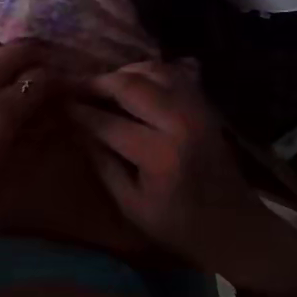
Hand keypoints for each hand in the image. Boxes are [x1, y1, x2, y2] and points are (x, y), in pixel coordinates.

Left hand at [0, 36, 56, 252]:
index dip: (59, 81)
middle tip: (45, 66)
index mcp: (3, 109)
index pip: (42, 79)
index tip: (64, 87)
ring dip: (6, 51)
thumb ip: (34, 140)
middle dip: (39, 55)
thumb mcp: (4, 173)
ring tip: (9, 67)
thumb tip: (55, 118)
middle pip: (20, 49)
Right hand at [69, 60, 296, 296]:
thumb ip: (104, 164)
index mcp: (159, 155)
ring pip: (153, 70)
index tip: (60, 104)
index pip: (108, 122)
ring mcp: (196, 109)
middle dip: (98, 83)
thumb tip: (79, 129)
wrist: (236, 225)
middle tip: (76, 86)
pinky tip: (132, 83)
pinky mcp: (205, 106)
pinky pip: (173, 74)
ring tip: (103, 85)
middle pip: (130, 85)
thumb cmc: (179, 225)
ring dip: (123, 73)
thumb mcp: (132, 205)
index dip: (80, 111)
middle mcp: (179, 123)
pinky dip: (148, 73)